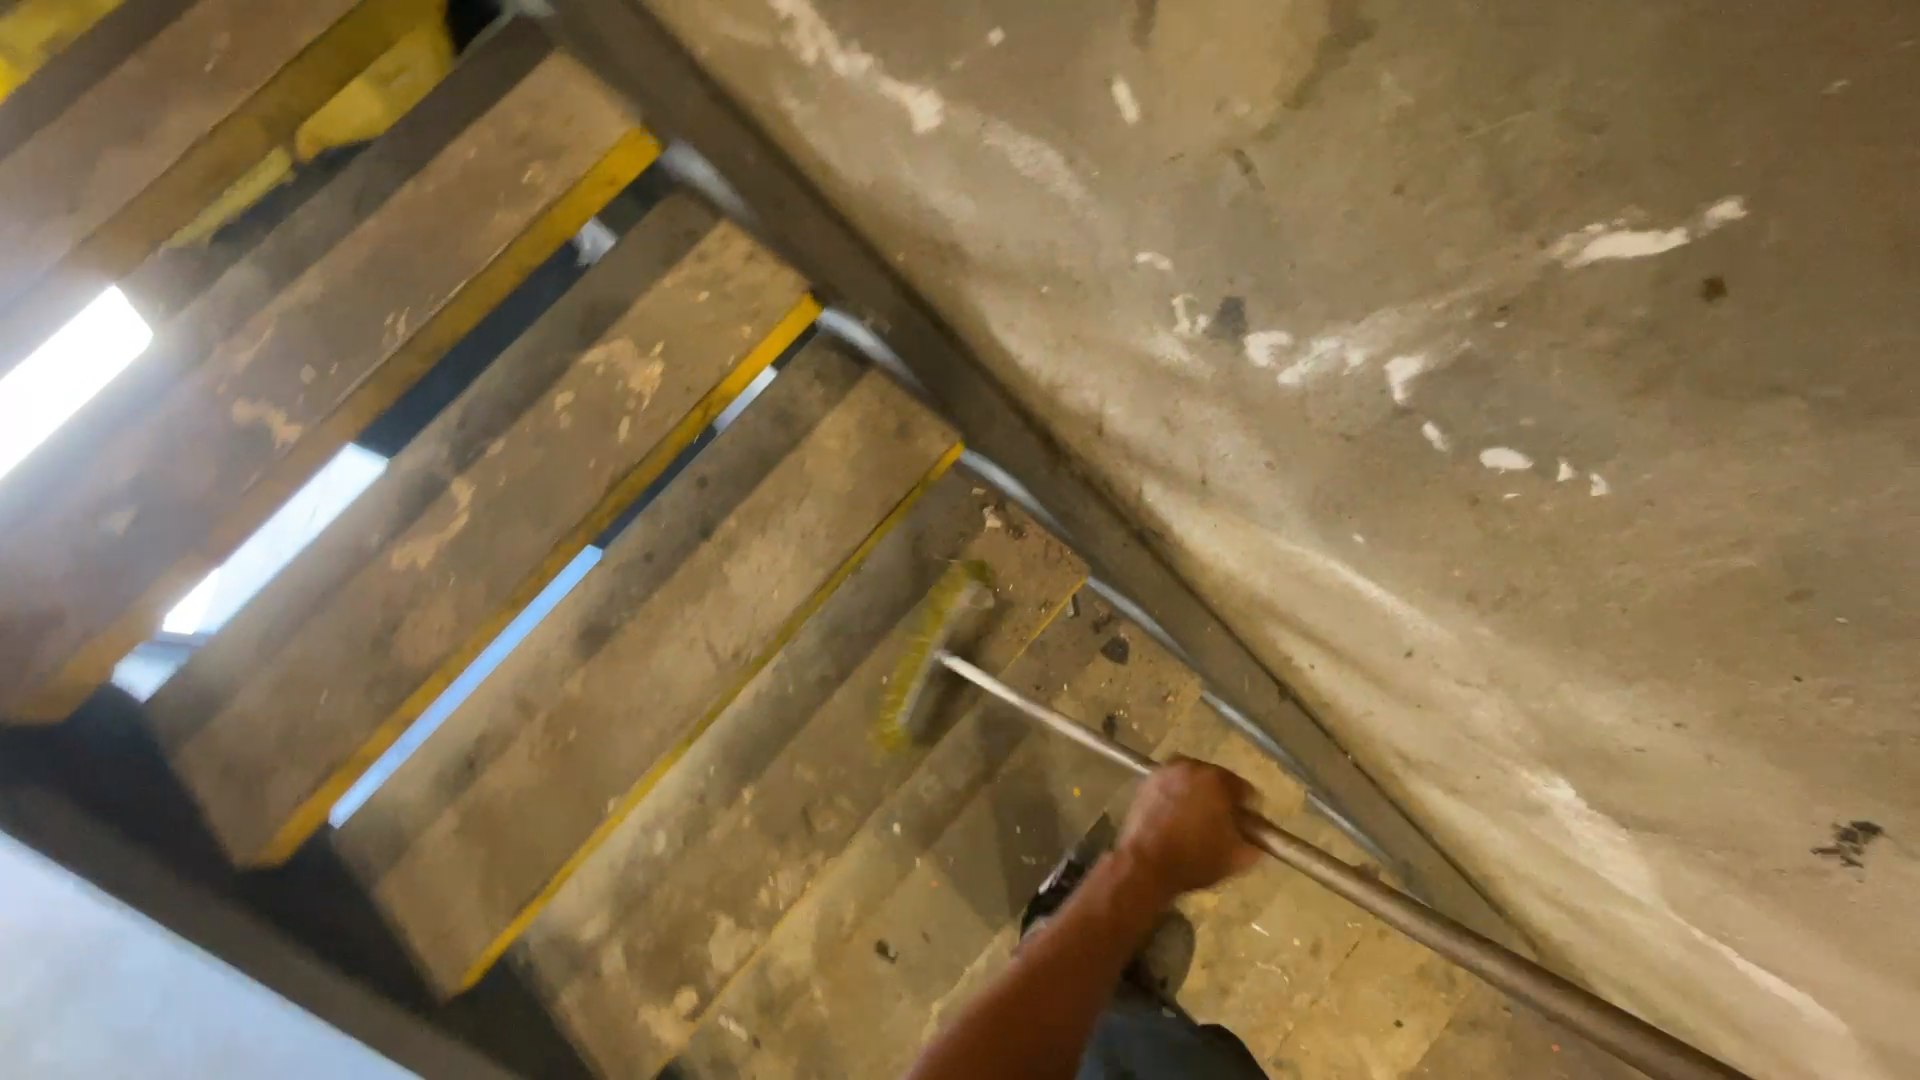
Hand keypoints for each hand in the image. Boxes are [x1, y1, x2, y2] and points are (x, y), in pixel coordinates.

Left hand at [1116, 757, 1261, 901]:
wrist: (1145, 863)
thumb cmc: (1194, 859)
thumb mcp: (1237, 858)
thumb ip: (1255, 843)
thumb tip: (1256, 838)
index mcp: (1218, 780)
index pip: (1245, 790)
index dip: (1247, 810)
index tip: (1244, 828)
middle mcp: (1192, 766)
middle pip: (1216, 780)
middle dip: (1221, 799)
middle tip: (1220, 825)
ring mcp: (1166, 771)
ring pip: (1192, 780)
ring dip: (1197, 795)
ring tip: (1195, 821)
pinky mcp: (1146, 780)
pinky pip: (1171, 785)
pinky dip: (1176, 796)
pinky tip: (1174, 817)